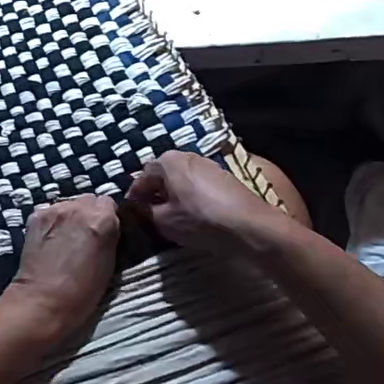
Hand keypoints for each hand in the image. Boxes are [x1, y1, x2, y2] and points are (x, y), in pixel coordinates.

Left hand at [0, 194, 119, 336]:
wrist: (43, 300)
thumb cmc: (83, 292)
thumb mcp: (110, 262)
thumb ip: (110, 235)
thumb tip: (107, 226)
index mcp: (102, 219)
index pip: (110, 203)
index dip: (108, 217)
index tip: (104, 232)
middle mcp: (78, 207)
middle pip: (89, 200)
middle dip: (89, 213)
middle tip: (86, 235)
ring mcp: (55, 209)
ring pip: (69, 203)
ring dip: (71, 216)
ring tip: (67, 237)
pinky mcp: (36, 215)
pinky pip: (51, 211)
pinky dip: (54, 220)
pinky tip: (52, 238)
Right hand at [126, 151, 282, 259]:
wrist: (251, 226)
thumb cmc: (201, 220)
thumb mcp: (164, 221)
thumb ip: (145, 212)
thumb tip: (138, 208)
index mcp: (168, 161)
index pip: (142, 177)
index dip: (135, 196)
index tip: (133, 213)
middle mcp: (187, 156)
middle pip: (163, 175)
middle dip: (155, 194)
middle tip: (151, 216)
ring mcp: (209, 165)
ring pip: (182, 181)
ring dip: (174, 196)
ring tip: (173, 218)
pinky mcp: (225, 178)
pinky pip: (199, 186)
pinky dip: (192, 198)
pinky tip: (195, 217)